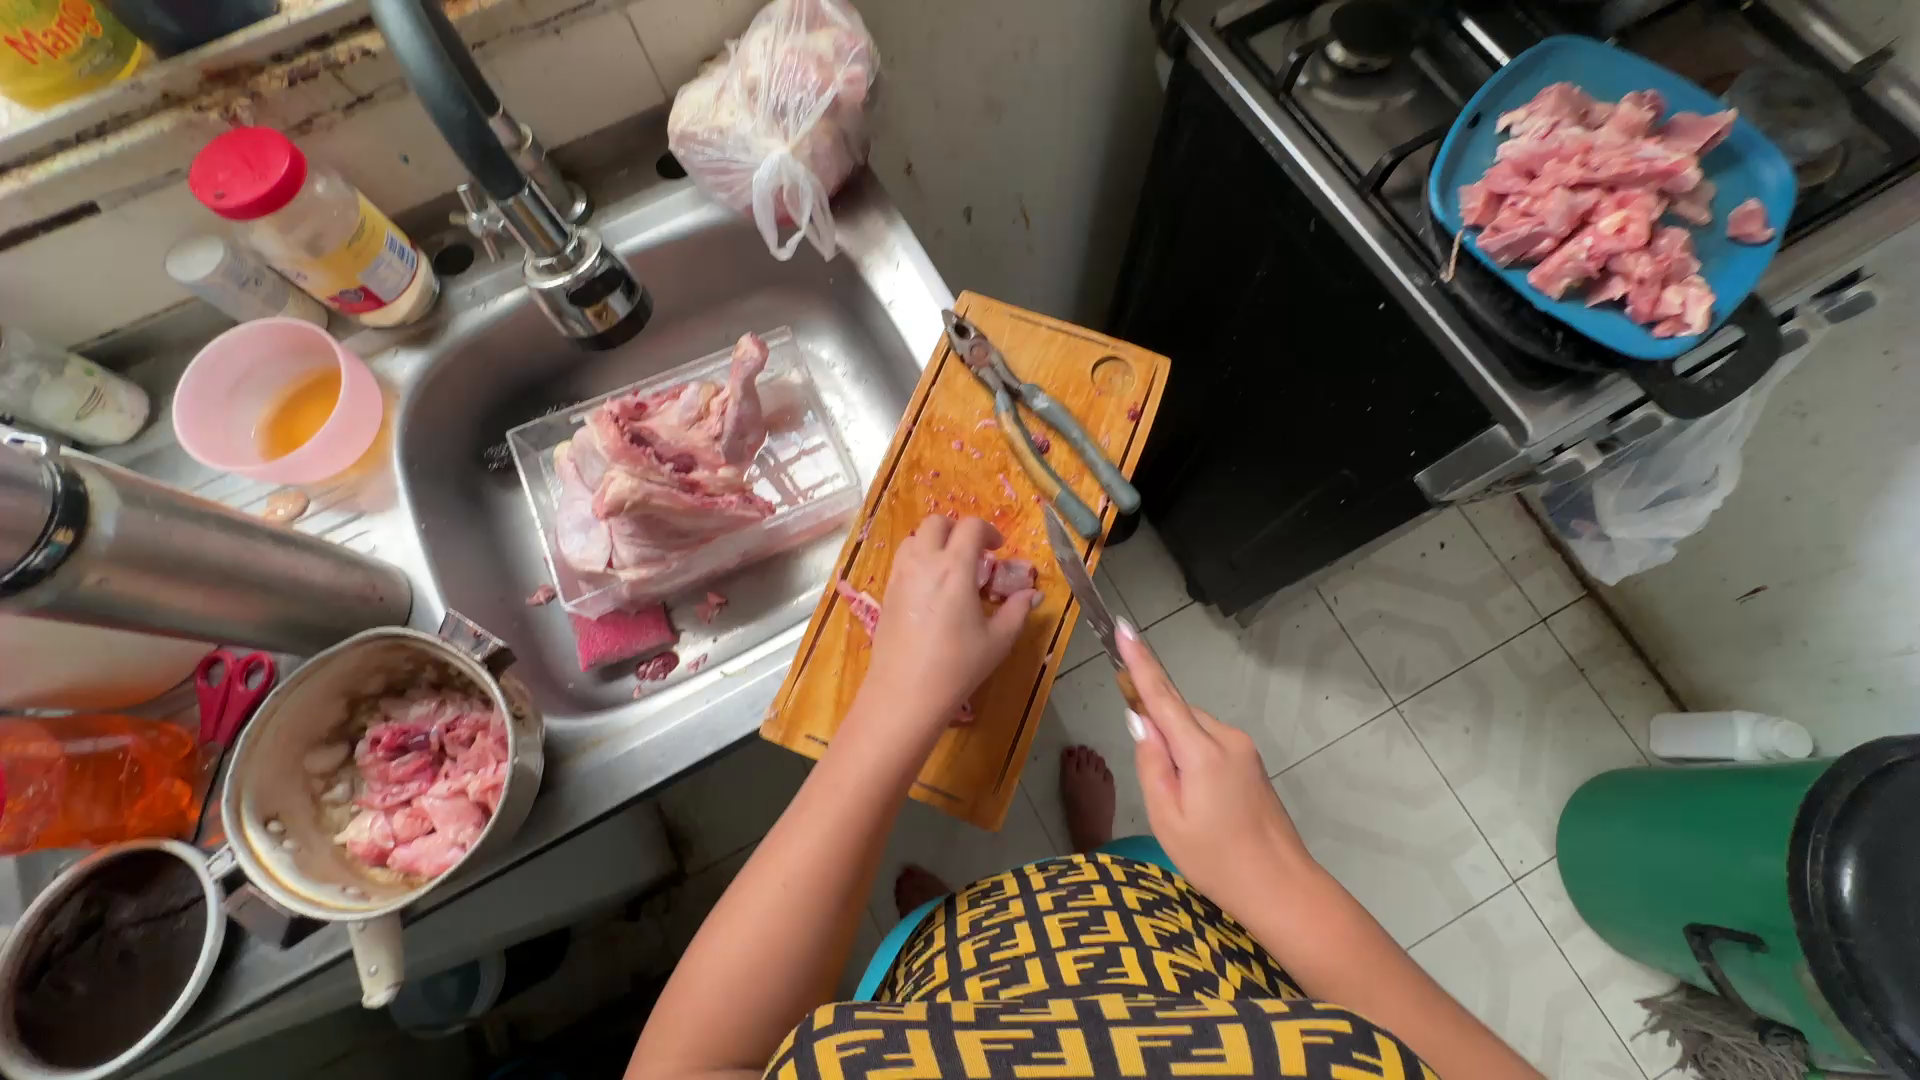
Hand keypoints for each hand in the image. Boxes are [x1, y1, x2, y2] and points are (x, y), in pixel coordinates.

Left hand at [855, 515, 1039, 738]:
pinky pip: (902, 560)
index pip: (970, 527)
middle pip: (936, 523)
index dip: (988, 531)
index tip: (998, 549)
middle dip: (957, 530)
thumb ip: (1017, 611)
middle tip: (973, 553)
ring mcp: (900, 576)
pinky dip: (918, 559)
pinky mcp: (886, 593)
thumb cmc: (957, 667)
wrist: (905, 694)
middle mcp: (923, 563)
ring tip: (950, 567)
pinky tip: (931, 588)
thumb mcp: (997, 641)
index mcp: (955, 568)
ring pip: (914, 538)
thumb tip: (1032, 594)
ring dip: (934, 542)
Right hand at [1120, 620, 1314, 918]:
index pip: (1161, 695)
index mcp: (1202, 751)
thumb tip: (1139, 720)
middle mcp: (1226, 738)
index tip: (1123, 628)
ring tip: (1177, 798)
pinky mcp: (1250, 761)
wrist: (1282, 888)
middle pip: (1177, 711)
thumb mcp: (1167, 817)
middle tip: (1152, 775)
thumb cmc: (1216, 860)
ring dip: (1174, 742)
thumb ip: (1151, 762)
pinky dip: (1190, 752)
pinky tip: (1194, 794)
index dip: (1139, 661)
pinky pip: (1208, 741)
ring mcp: (1242, 748)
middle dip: (1154, 722)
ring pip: (1192, 727)